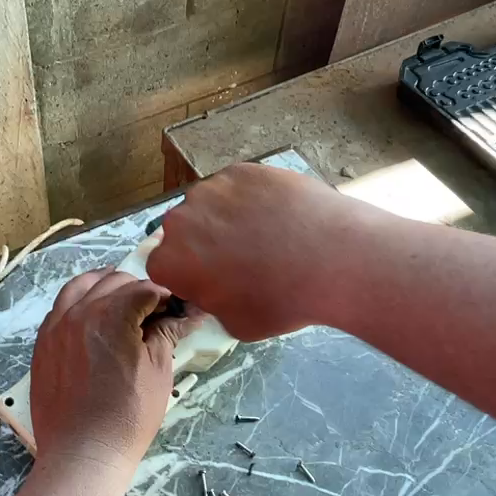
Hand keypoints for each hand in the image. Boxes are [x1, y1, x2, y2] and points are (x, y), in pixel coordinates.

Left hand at [29, 271, 198, 472]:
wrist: (83, 452)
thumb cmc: (126, 416)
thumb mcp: (158, 371)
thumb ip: (167, 334)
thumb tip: (186, 315)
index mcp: (111, 314)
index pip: (145, 289)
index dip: (166, 297)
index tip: (177, 310)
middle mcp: (79, 311)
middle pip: (113, 281)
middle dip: (137, 289)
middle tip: (155, 309)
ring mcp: (56, 325)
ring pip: (80, 286)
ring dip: (104, 285)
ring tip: (121, 297)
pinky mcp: (43, 342)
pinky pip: (60, 307)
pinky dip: (78, 302)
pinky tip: (90, 314)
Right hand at [149, 163, 388, 339]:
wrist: (333, 257)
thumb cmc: (282, 301)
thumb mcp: (237, 325)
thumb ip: (213, 304)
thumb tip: (217, 290)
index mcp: (171, 261)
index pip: (162, 266)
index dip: (186, 274)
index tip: (210, 281)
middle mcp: (180, 220)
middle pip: (182, 230)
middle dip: (202, 242)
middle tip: (240, 258)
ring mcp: (211, 189)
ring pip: (209, 204)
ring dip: (225, 217)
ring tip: (265, 233)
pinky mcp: (241, 170)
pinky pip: (237, 185)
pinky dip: (251, 198)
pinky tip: (278, 214)